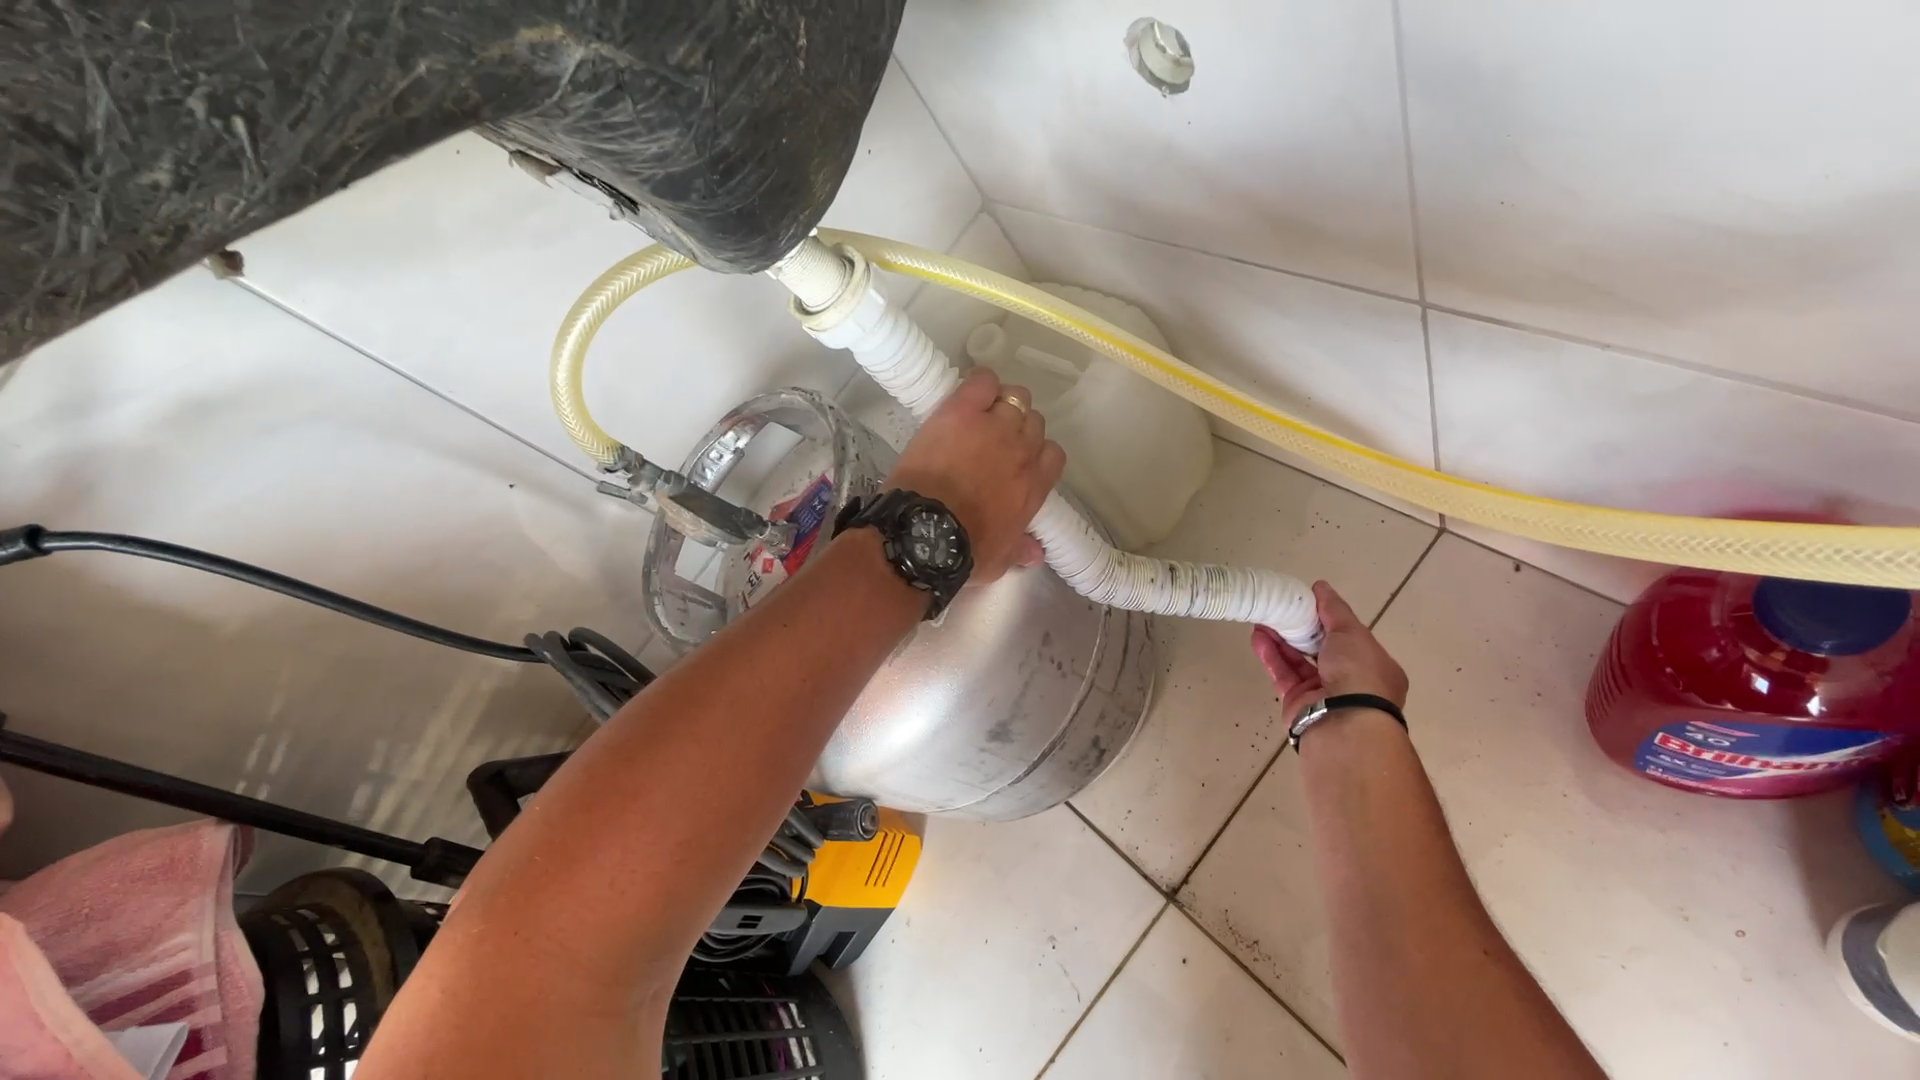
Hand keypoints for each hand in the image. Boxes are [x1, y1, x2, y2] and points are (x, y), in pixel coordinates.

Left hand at [883, 366, 1062, 582]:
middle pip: (1034, 423)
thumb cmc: (963, 552)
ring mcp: (994, 427)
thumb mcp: (998, 560)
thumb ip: (1018, 550)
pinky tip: (968, 396)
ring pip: (1016, 397)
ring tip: (979, 415)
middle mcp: (1022, 452)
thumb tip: (1035, 554)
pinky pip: (983, 380)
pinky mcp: (962, 411)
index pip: (1053, 455)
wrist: (926, 534)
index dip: (1035, 454)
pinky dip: (980, 383)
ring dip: (1002, 404)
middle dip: (1016, 429)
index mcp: (1034, 487)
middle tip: (990, 440)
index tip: (1016, 461)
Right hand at [1251, 581, 1408, 724]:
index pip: (1348, 636)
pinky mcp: (1297, 702)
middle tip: (1279, 609)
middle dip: (1299, 628)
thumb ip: (1334, 609)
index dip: (1327, 618)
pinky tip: (1258, 638)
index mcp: (1373, 664)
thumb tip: (1320, 587)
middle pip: (1320, 648)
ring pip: (1298, 660)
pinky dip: (1271, 656)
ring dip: (1281, 639)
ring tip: (1261, 619)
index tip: (1306, 603)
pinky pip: (1283, 674)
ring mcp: (1323, 692)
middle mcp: (1350, 679)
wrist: (1344, 722)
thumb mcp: (1352, 632)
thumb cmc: (1358, 673)